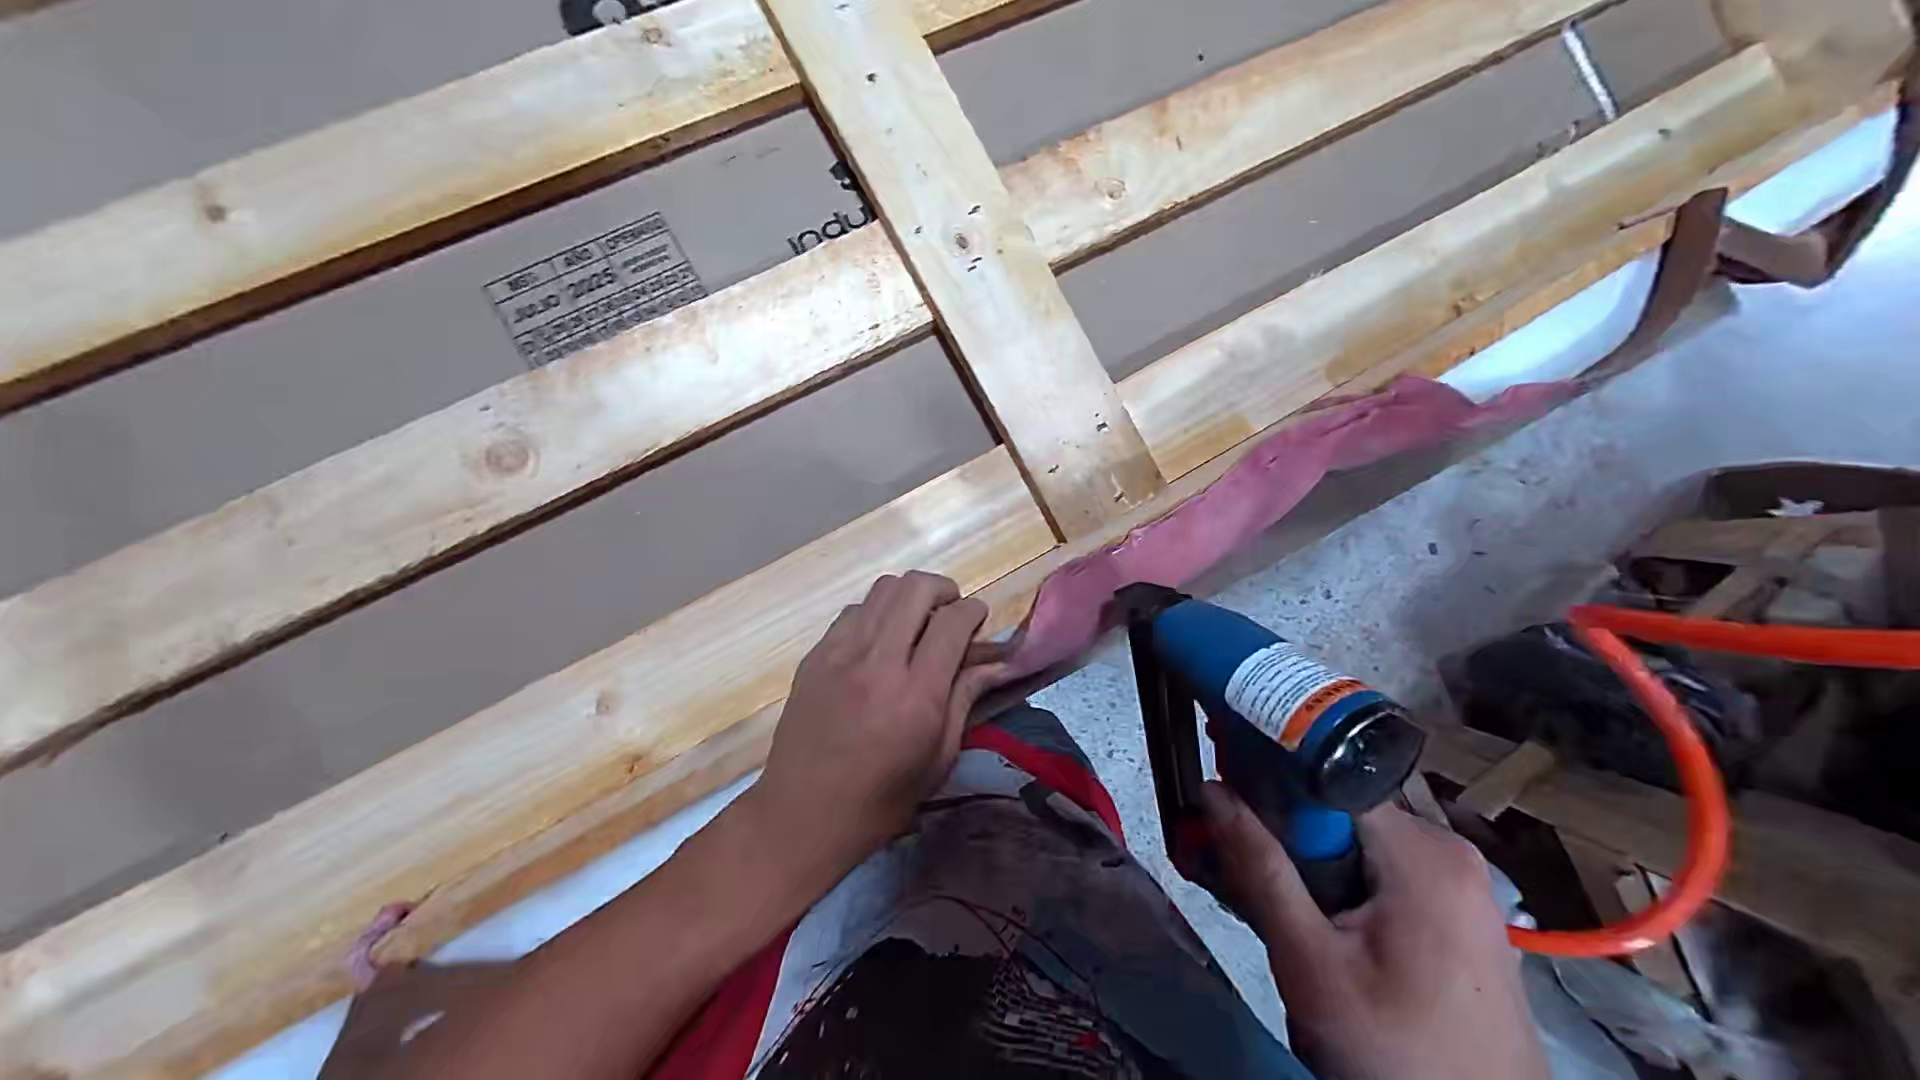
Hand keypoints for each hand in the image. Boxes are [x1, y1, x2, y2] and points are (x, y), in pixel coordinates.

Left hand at [752, 572, 1003, 871]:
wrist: (801, 816)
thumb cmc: (881, 800)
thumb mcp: (938, 758)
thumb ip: (965, 698)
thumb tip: (994, 661)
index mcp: (916, 695)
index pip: (953, 622)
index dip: (974, 611)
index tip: (979, 619)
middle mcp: (878, 663)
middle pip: (916, 588)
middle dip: (944, 589)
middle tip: (952, 611)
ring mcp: (840, 654)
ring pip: (882, 589)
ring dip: (909, 596)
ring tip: (917, 621)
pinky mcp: (814, 656)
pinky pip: (853, 612)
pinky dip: (876, 613)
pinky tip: (880, 640)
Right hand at [1201, 785, 1548, 1079]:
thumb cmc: (1399, 1054)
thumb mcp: (1312, 964)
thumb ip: (1260, 870)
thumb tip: (1212, 790)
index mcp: (1424, 852)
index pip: (1326, 776)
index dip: (1269, 777)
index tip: (1222, 788)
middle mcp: (1449, 852)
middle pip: (1338, 810)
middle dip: (1284, 833)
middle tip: (1238, 864)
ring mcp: (1460, 883)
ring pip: (1355, 841)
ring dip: (1308, 862)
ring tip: (1275, 904)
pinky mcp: (1458, 911)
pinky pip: (1382, 870)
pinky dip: (1340, 882)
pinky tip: (1318, 924)